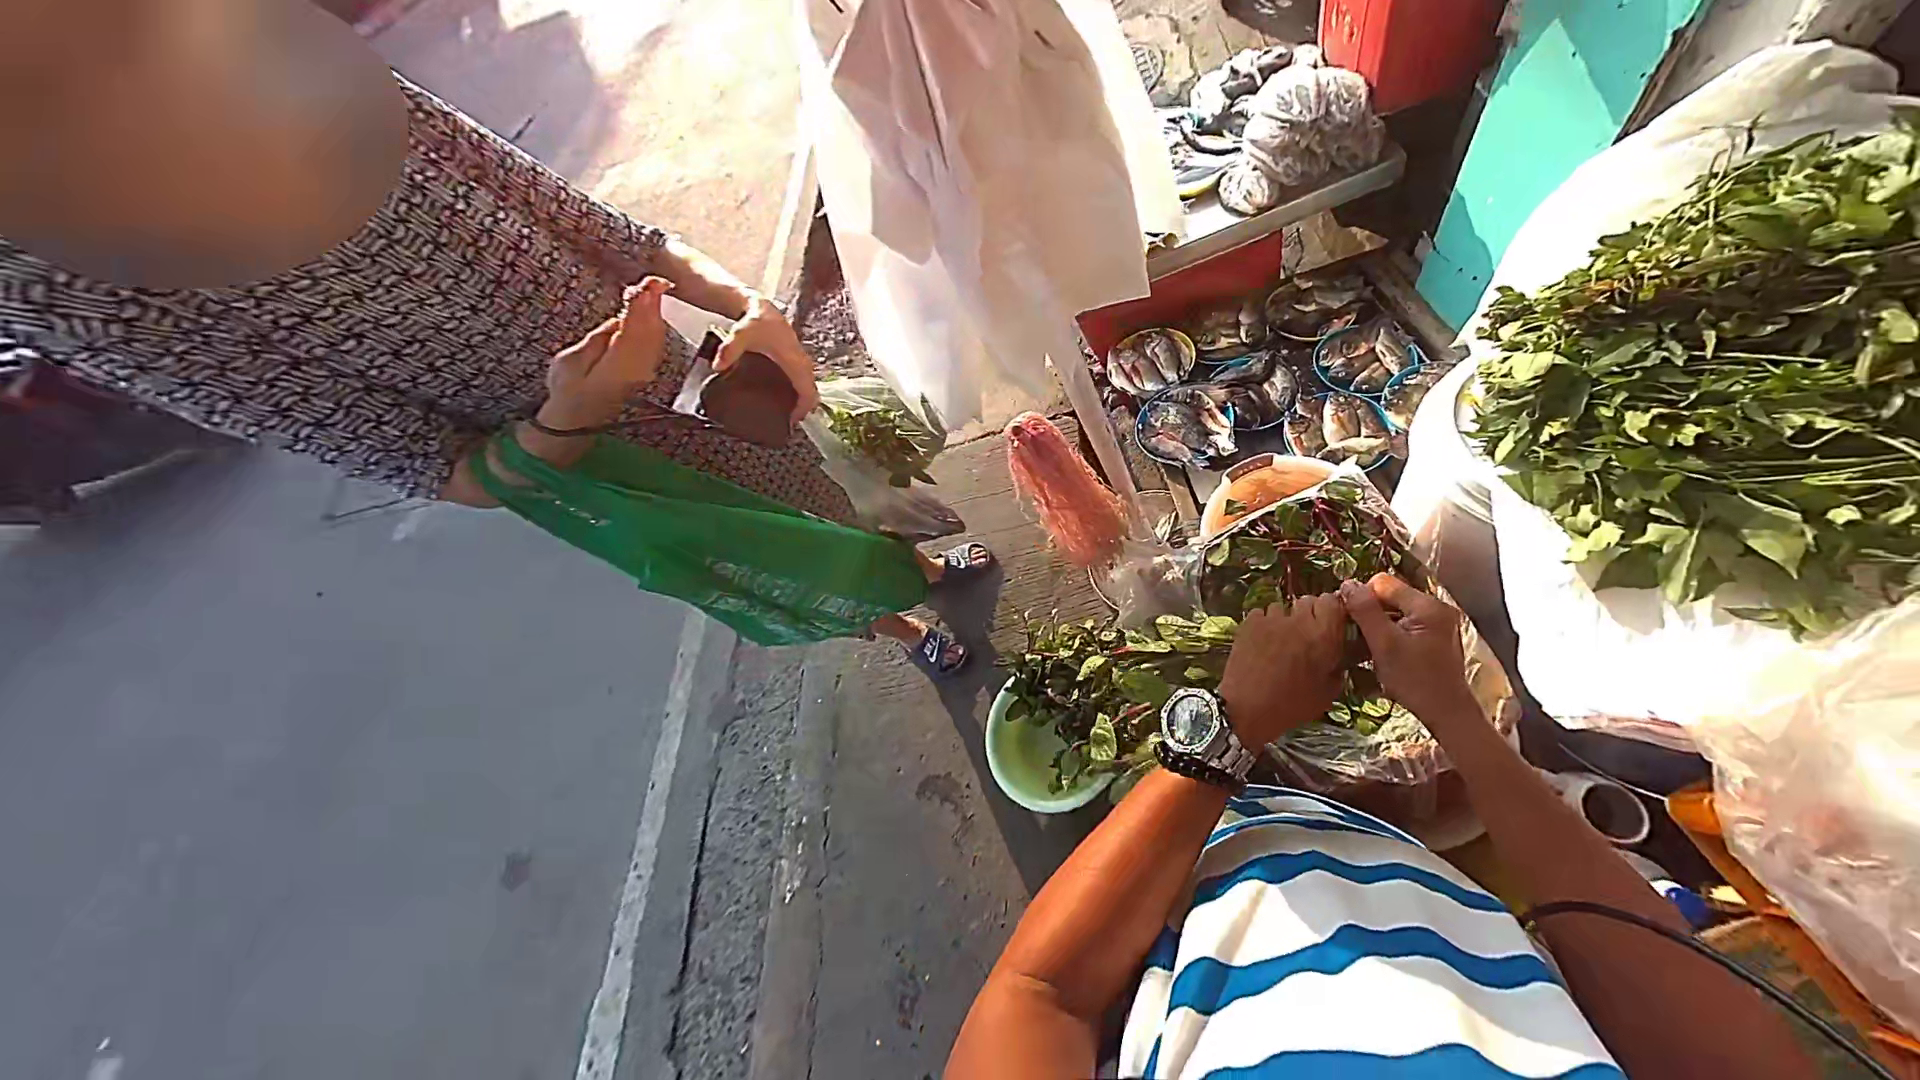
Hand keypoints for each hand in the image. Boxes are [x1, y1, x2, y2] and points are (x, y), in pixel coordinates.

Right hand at [542, 277, 670, 427]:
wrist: (579, 418)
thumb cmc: (568, 388)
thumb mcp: (573, 361)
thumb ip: (599, 341)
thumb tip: (618, 320)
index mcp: (619, 368)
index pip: (635, 331)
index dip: (642, 307)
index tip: (647, 286)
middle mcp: (639, 370)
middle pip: (651, 332)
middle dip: (653, 305)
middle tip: (654, 280)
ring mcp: (646, 372)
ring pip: (657, 338)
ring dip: (656, 313)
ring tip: (654, 288)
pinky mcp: (647, 371)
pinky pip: (655, 344)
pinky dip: (655, 325)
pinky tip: (653, 310)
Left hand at [718, 295, 818, 422]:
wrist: (760, 307)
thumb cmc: (755, 320)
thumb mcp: (741, 334)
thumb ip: (730, 350)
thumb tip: (718, 366)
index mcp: (794, 361)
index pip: (808, 392)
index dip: (803, 410)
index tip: (790, 421)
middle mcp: (802, 363)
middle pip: (812, 394)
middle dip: (803, 410)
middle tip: (786, 423)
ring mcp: (801, 362)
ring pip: (809, 389)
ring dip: (801, 402)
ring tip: (785, 415)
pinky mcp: (797, 362)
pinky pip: (804, 383)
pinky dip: (799, 394)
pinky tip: (784, 400)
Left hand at [1217, 594, 1346, 745]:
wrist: (1248, 707)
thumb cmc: (1292, 704)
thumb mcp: (1328, 690)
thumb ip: (1338, 664)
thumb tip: (1340, 652)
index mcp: (1324, 636)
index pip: (1332, 601)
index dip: (1331, 610)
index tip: (1330, 622)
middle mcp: (1298, 621)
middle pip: (1308, 600)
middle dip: (1309, 613)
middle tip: (1306, 634)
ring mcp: (1271, 619)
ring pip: (1282, 607)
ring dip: (1284, 619)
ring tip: (1281, 640)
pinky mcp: (1248, 623)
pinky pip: (1260, 614)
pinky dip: (1263, 623)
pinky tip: (1262, 642)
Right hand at [1339, 574, 1473, 719]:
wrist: (1446, 712)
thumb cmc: (1414, 680)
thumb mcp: (1383, 643)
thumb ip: (1365, 610)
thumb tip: (1348, 584)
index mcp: (1428, 606)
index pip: (1383, 583)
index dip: (1363, 598)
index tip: (1353, 621)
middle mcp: (1437, 608)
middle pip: (1390, 594)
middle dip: (1371, 611)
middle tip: (1360, 635)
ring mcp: (1439, 622)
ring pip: (1396, 609)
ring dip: (1379, 622)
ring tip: (1372, 644)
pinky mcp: (1436, 635)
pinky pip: (1405, 621)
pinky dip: (1390, 631)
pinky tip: (1385, 649)